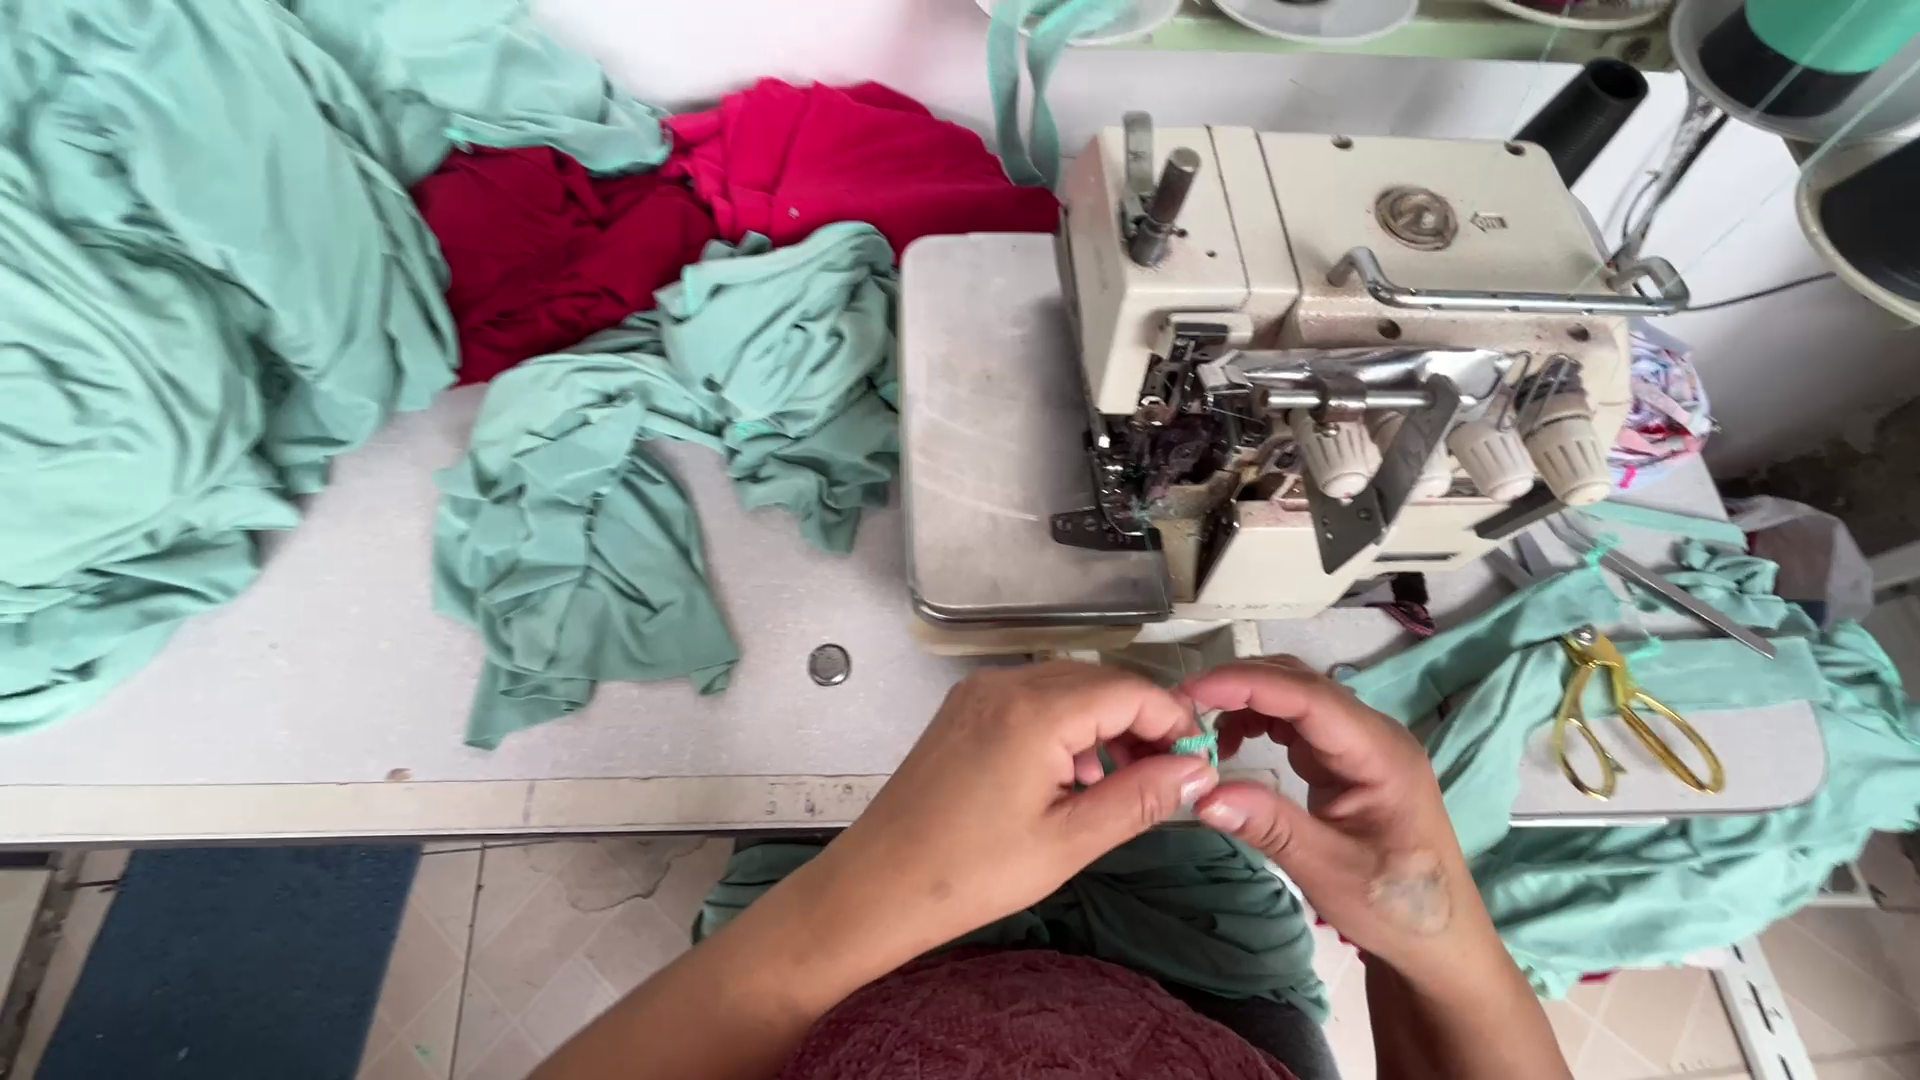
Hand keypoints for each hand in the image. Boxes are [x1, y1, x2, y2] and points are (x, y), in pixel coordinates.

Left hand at [809, 660, 1215, 960]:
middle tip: (1164, 775)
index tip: (1196, 761)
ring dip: (1101, 723)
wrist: (879, 884)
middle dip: (1139, 721)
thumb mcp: (1069, 840)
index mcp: (1034, 709)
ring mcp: (979, 690)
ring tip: (1114, 782)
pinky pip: (1031, 697)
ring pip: (1065, 686)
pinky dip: (1063, 724)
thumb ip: (1139, 797)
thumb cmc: (973, 871)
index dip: (1172, 720)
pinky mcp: (964, 707)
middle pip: (1097, 681)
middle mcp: (1006, 682)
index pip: (1129, 689)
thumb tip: (1196, 771)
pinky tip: (1066, 774)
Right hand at [1181, 659, 1501, 984]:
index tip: (1191, 690)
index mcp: (1380, 753)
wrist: (1437, 941)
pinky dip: (1254, 720)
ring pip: (1292, 694)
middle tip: (1182, 705)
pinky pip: (1291, 719)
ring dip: (1243, 700)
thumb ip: (1269, 827)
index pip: (1308, 697)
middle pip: (1299, 683)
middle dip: (1238, 684)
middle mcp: (1370, 734)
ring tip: (1199, 726)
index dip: (1248, 684)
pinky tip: (1229, 744)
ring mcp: (1356, 742)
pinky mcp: (1341, 756)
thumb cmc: (1394, 906)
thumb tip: (1203, 795)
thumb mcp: (1329, 872)